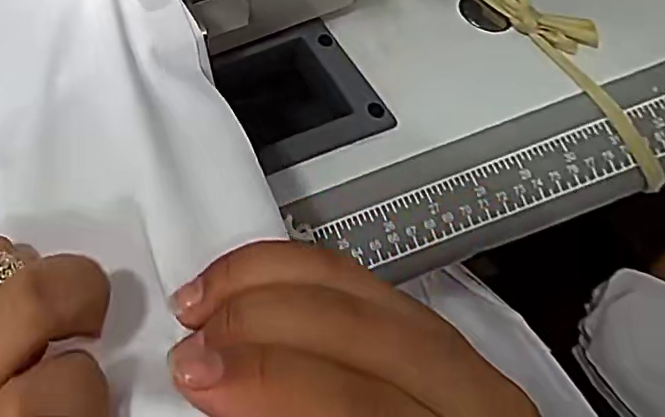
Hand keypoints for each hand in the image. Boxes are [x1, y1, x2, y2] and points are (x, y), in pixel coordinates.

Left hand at [0, 237, 111, 416]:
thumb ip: (44, 413)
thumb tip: (86, 370)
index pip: (61, 385)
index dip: (92, 381)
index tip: (92, 387)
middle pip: (28, 301)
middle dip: (81, 291)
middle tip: (93, 318)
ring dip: (38, 270)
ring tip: (45, 303)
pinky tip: (0, 291)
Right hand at [167, 241, 537, 416]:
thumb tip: (215, 397)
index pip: (355, 398)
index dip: (264, 378)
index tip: (198, 378)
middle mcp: (475, 397)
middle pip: (345, 321)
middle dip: (248, 321)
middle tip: (189, 342)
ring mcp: (460, 355)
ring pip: (345, 276)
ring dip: (256, 275)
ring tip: (203, 297)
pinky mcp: (433, 330)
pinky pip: (350, 272)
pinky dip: (286, 266)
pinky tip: (248, 277)